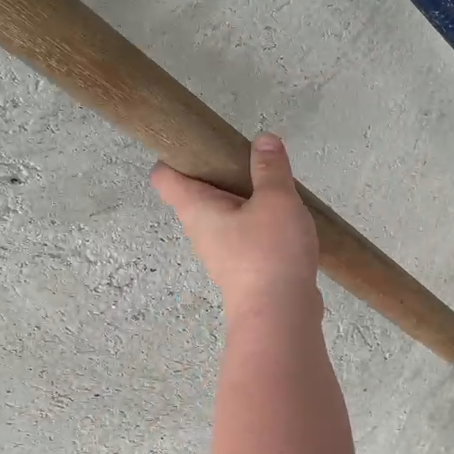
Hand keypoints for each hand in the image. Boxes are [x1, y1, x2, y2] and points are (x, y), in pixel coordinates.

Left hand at [152, 133, 319, 317]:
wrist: (280, 313)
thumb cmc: (270, 252)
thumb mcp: (277, 201)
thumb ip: (271, 169)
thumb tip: (265, 139)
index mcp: (196, 208)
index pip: (165, 175)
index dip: (179, 157)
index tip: (208, 148)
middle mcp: (200, 231)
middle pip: (199, 197)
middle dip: (224, 181)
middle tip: (256, 171)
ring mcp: (221, 256)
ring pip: (226, 221)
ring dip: (247, 209)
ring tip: (280, 202)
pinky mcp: (244, 273)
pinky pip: (246, 242)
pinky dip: (262, 233)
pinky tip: (288, 233)